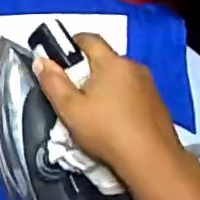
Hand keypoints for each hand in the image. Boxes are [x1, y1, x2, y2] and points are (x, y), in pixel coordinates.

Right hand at [34, 34, 184, 181]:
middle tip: (72, 93)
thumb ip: (53, 82)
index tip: (58, 61)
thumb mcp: (70, 109)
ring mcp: (149, 84)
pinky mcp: (157, 102)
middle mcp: (133, 66)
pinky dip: (120, 98)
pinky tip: (114, 121)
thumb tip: (41, 60)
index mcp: (112, 63)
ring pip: (119, 76)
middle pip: (104, 59)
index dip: (70, 44)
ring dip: (105, 85)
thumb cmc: (106, 131)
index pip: (89, 39)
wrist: (151, 160)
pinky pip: (132, 91)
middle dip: (86, 69)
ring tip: (93, 110)